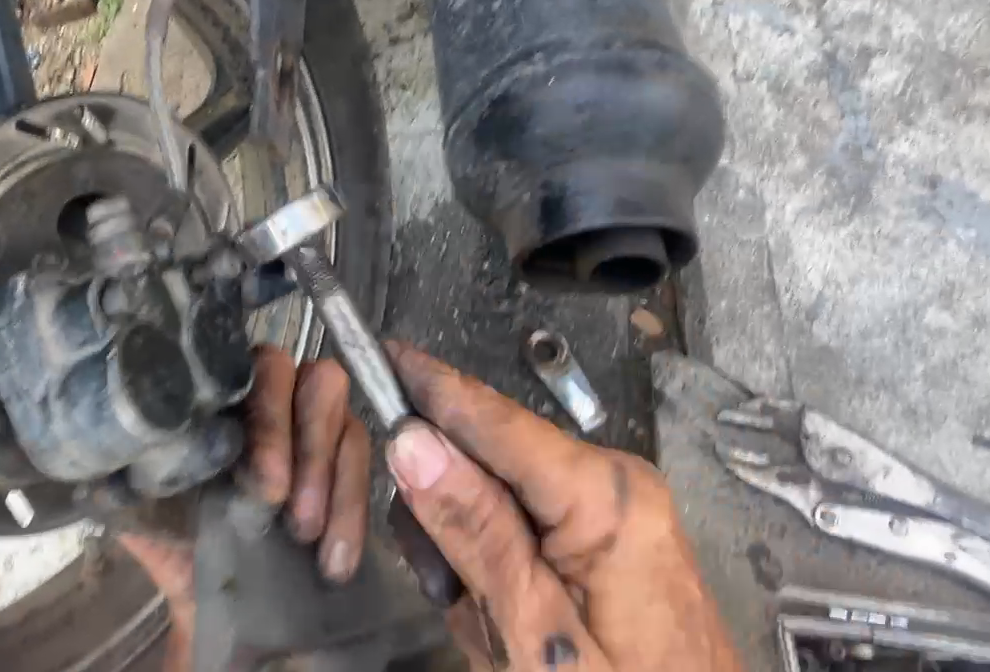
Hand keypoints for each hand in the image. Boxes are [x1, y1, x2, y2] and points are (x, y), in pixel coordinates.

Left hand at [117, 344, 372, 668]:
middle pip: (309, 377)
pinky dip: (352, 508)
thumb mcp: (146, 514)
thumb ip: (128, 484)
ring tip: (308, 537)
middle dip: (304, 442)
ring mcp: (316, 423)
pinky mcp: (345, 459)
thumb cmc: (177, 544)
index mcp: (224, 399)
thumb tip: (105, 471)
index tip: (265, 484)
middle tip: (288, 509)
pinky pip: (363, 459)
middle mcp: (274, 397)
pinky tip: (336, 559)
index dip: (268, 416)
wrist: (216, 602)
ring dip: (332, 475)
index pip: (255, 367)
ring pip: (343, 414)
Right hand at [385, 342, 742, 671]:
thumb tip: (410, 439)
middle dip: (450, 510)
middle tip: (446, 590)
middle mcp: (611, 478)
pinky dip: (497, 563)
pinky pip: (522, 519)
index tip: (378, 351)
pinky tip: (506, 619)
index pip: (494, 417)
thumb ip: (473, 532)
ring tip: (485, 624)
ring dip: (471, 551)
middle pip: (490, 455)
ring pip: (497, 491)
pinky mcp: (605, 530)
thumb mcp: (533, 639)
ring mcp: (611, 504)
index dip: (431, 383)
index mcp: (603, 494)